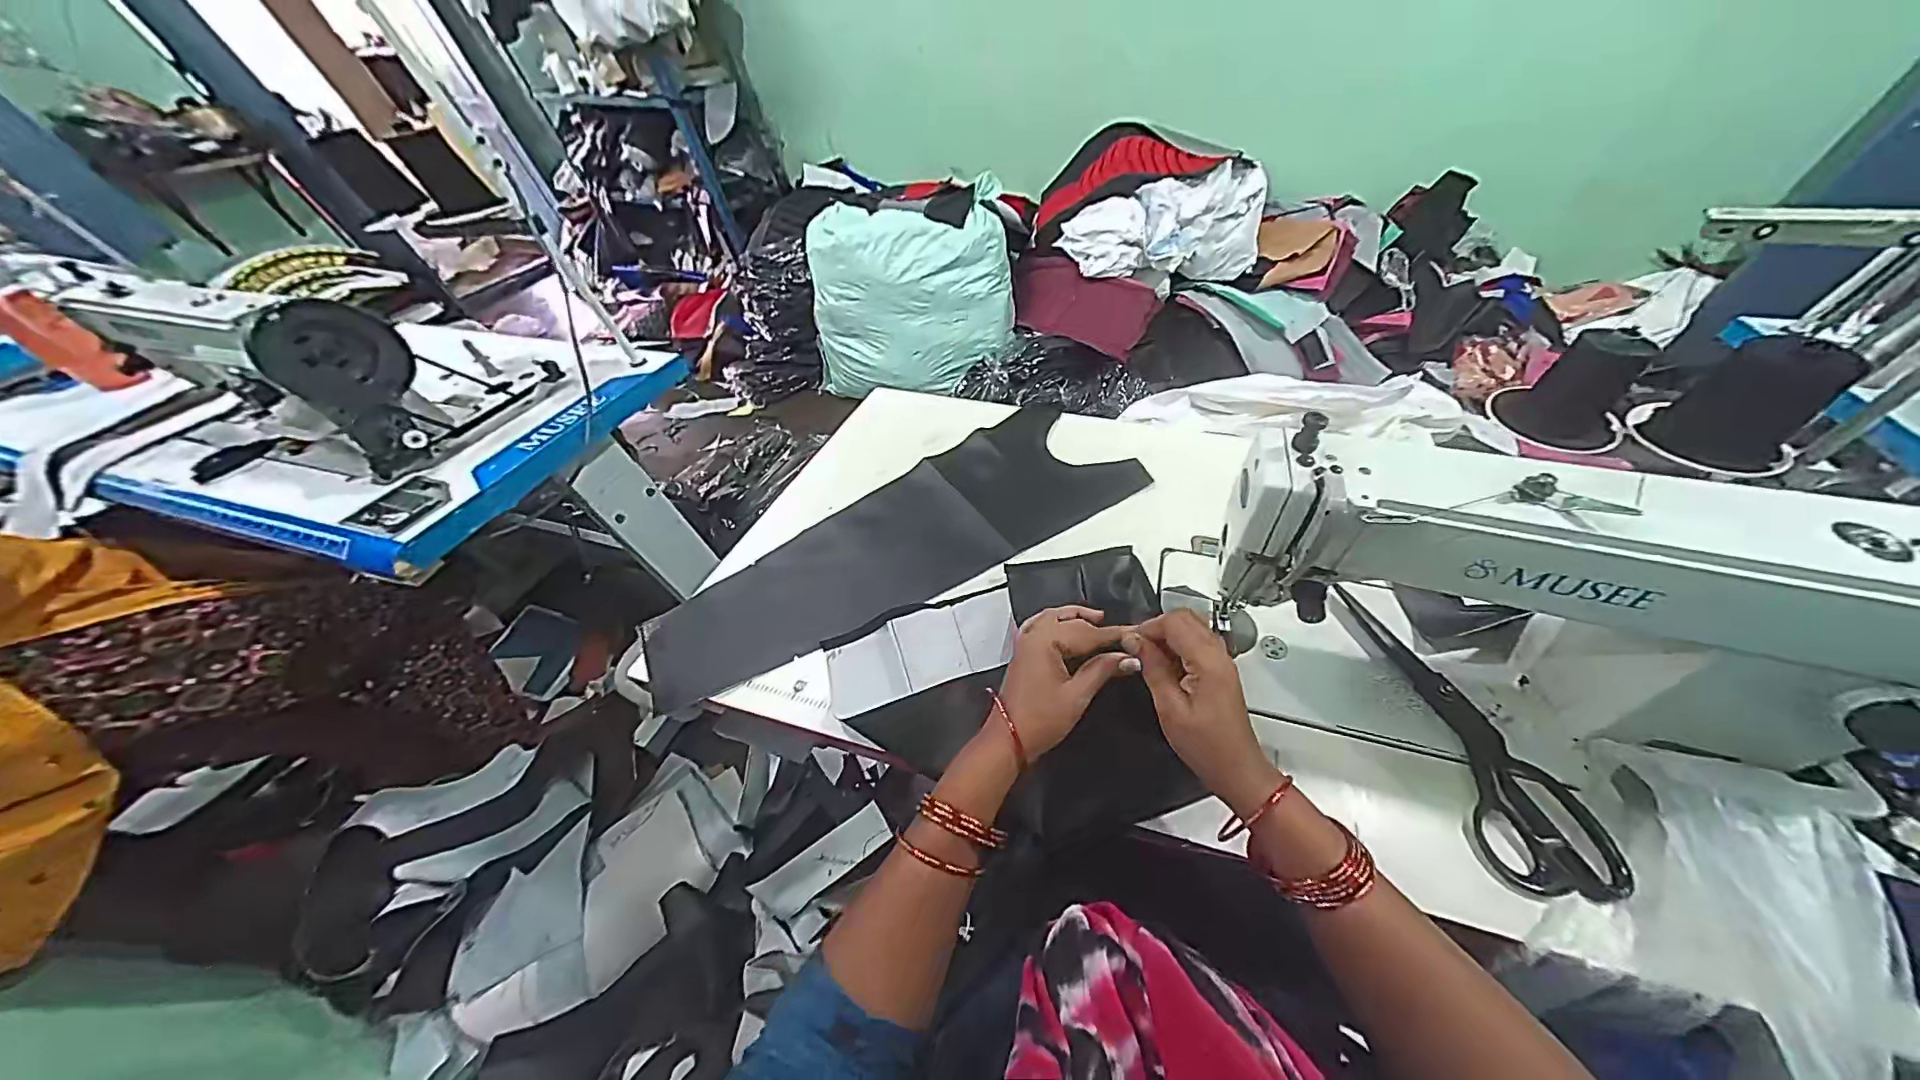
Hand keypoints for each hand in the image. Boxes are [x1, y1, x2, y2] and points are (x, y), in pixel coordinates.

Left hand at [996, 606, 1141, 760]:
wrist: (1009, 739)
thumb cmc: (1038, 721)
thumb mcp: (1077, 695)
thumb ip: (1102, 670)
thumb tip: (1126, 658)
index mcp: (1044, 642)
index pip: (1087, 632)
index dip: (1113, 635)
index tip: (1134, 636)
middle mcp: (1032, 636)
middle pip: (1070, 621)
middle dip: (1097, 626)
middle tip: (1122, 633)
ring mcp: (1025, 644)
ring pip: (1053, 618)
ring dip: (1075, 617)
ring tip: (1098, 620)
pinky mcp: (1023, 654)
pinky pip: (1040, 626)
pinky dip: (1056, 622)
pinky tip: (1066, 626)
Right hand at [1136, 609, 1281, 817]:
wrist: (1236, 768)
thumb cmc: (1208, 747)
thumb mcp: (1169, 708)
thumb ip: (1152, 668)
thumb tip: (1135, 642)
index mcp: (1208, 662)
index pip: (1174, 621)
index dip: (1147, 627)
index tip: (1129, 642)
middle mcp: (1219, 656)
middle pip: (1185, 618)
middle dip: (1156, 628)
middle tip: (1136, 647)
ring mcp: (1222, 662)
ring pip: (1191, 628)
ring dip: (1166, 637)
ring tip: (1148, 658)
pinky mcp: (1219, 670)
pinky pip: (1196, 644)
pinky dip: (1176, 648)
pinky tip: (1164, 668)